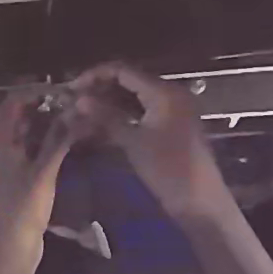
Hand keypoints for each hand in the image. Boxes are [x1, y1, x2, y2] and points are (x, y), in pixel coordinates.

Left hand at [0, 87, 82, 269]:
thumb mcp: (44, 172)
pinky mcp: (12, 174)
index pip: (13, 101)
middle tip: (72, 100)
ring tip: (73, 114)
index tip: (63, 88)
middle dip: (43, 104)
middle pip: (17, 114)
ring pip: (24, 131)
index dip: (36, 91)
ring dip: (45, 122)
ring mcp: (3, 161)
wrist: (10, 250)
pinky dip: (43, 139)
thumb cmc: (23, 209)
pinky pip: (27, 146)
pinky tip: (64, 138)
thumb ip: (59, 138)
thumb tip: (75, 109)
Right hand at [70, 63, 239, 228]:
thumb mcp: (134, 142)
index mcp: (164, 92)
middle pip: (129, 81)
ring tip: (83, 112)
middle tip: (74, 101)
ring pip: (134, 97)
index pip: (124, 71)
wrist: (200, 202)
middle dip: (101, 89)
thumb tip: (79, 100)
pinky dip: (123, 115)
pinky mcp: (171, 125)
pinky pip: (142, 111)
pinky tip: (101, 123)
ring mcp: (172, 109)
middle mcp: (169, 94)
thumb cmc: (168, 169)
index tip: (72, 88)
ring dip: (110, 102)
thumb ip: (107, 117)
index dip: (96, 75)